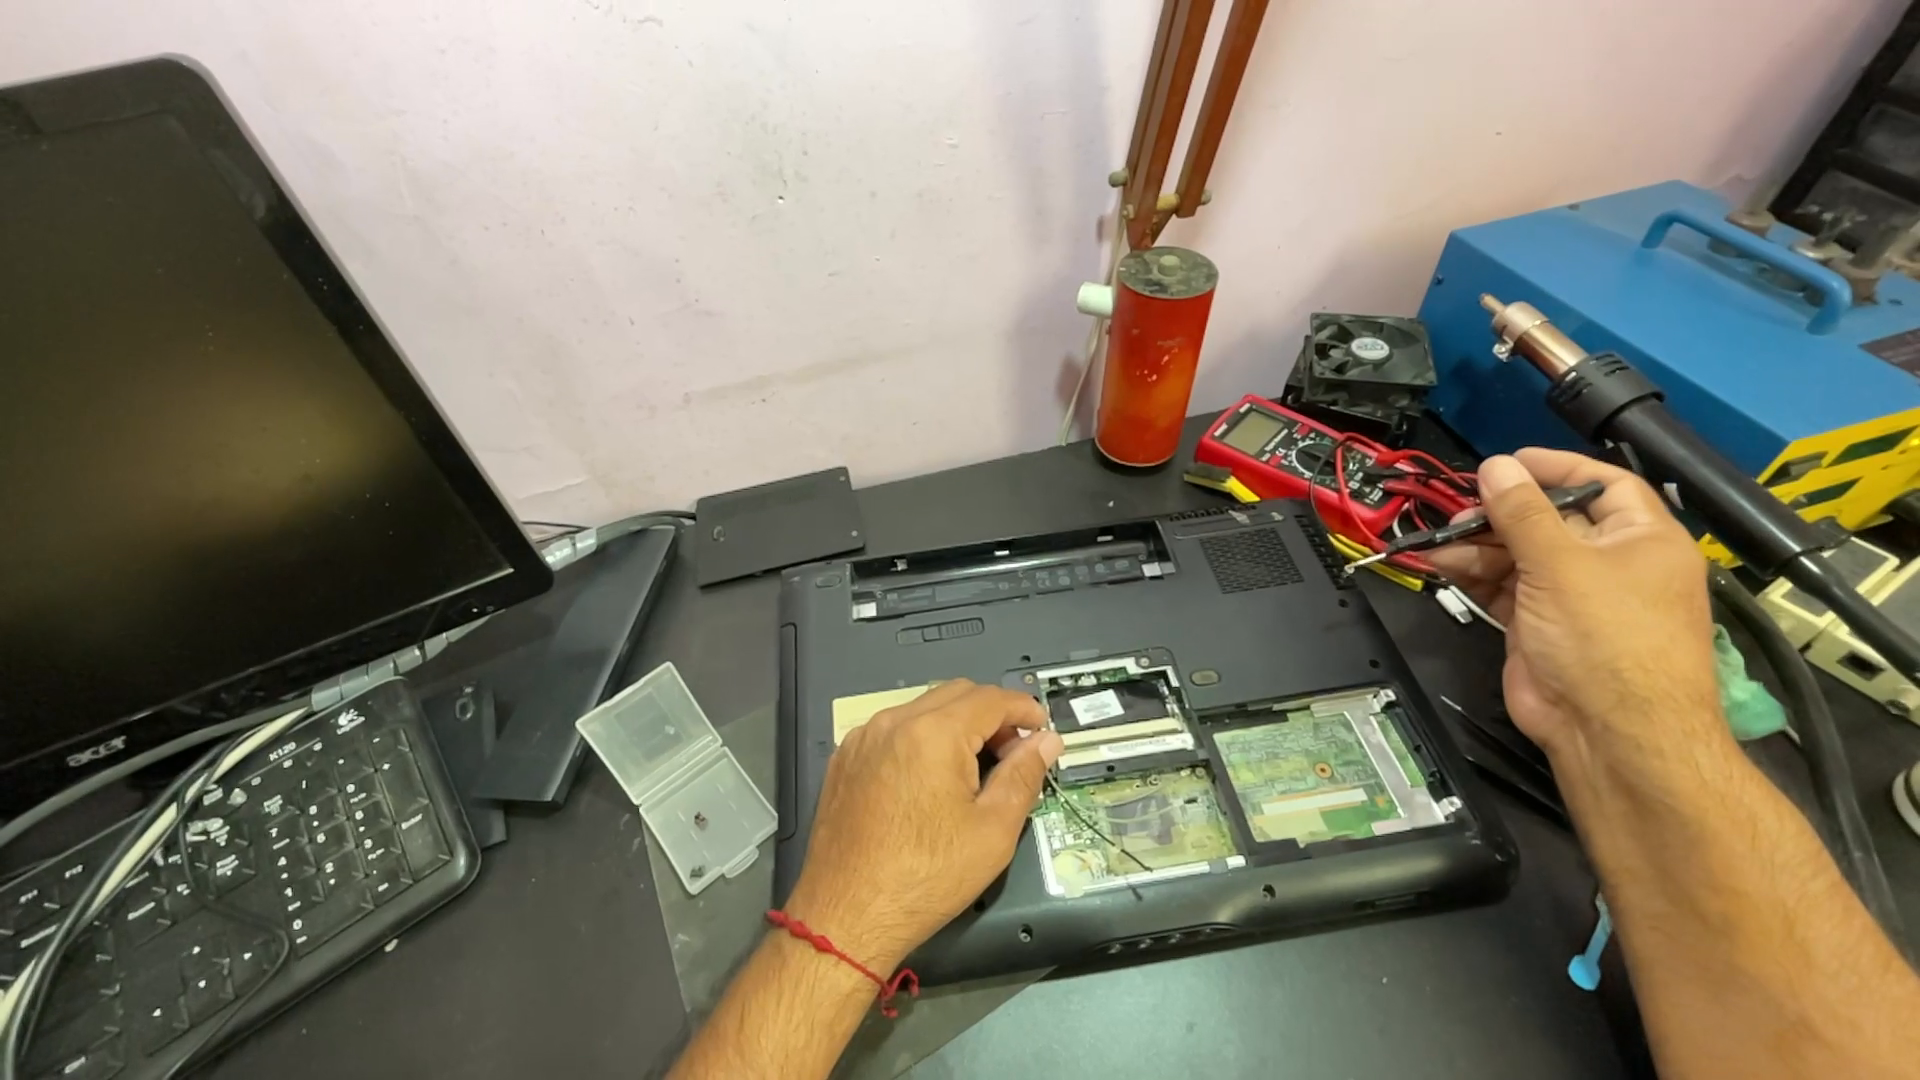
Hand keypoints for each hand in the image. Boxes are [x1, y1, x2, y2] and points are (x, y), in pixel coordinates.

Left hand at [783, 680, 1063, 971]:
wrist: (846, 915)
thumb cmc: (927, 877)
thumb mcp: (992, 831)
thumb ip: (1023, 776)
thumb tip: (1046, 740)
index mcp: (933, 732)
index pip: (991, 698)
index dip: (1024, 708)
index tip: (1043, 729)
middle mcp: (893, 721)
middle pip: (956, 693)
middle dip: (992, 713)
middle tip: (1013, 752)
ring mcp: (863, 737)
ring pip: (922, 708)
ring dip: (956, 724)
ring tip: (974, 768)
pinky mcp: (844, 758)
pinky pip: (893, 729)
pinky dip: (921, 737)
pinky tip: (930, 778)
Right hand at [1426, 449, 1725, 763]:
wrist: (1606, 729)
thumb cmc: (1608, 639)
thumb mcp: (1562, 564)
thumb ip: (1522, 512)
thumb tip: (1495, 466)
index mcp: (1640, 540)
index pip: (1603, 485)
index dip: (1555, 468)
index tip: (1507, 462)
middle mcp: (1607, 563)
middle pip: (1546, 520)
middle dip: (1499, 513)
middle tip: (1460, 508)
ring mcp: (1569, 596)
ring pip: (1515, 554)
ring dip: (1476, 545)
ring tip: (1440, 542)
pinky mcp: (1536, 623)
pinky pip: (1499, 586)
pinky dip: (1471, 574)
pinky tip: (1442, 564)